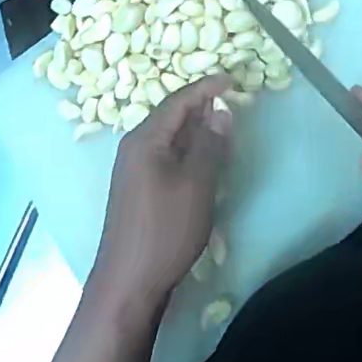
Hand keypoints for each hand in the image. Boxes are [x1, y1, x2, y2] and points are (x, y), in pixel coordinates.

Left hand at [91, 75, 233, 316]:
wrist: (129, 282)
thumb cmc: (165, 230)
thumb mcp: (196, 184)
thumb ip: (209, 144)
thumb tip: (219, 111)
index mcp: (145, 139)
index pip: (178, 101)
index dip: (206, 87)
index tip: (232, 79)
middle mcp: (135, 148)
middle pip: (171, 116)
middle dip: (201, 105)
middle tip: (233, 100)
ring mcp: (134, 170)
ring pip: (169, 137)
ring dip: (196, 128)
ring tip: (224, 124)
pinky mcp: (139, 189)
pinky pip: (166, 156)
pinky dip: (188, 150)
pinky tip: (205, 159)